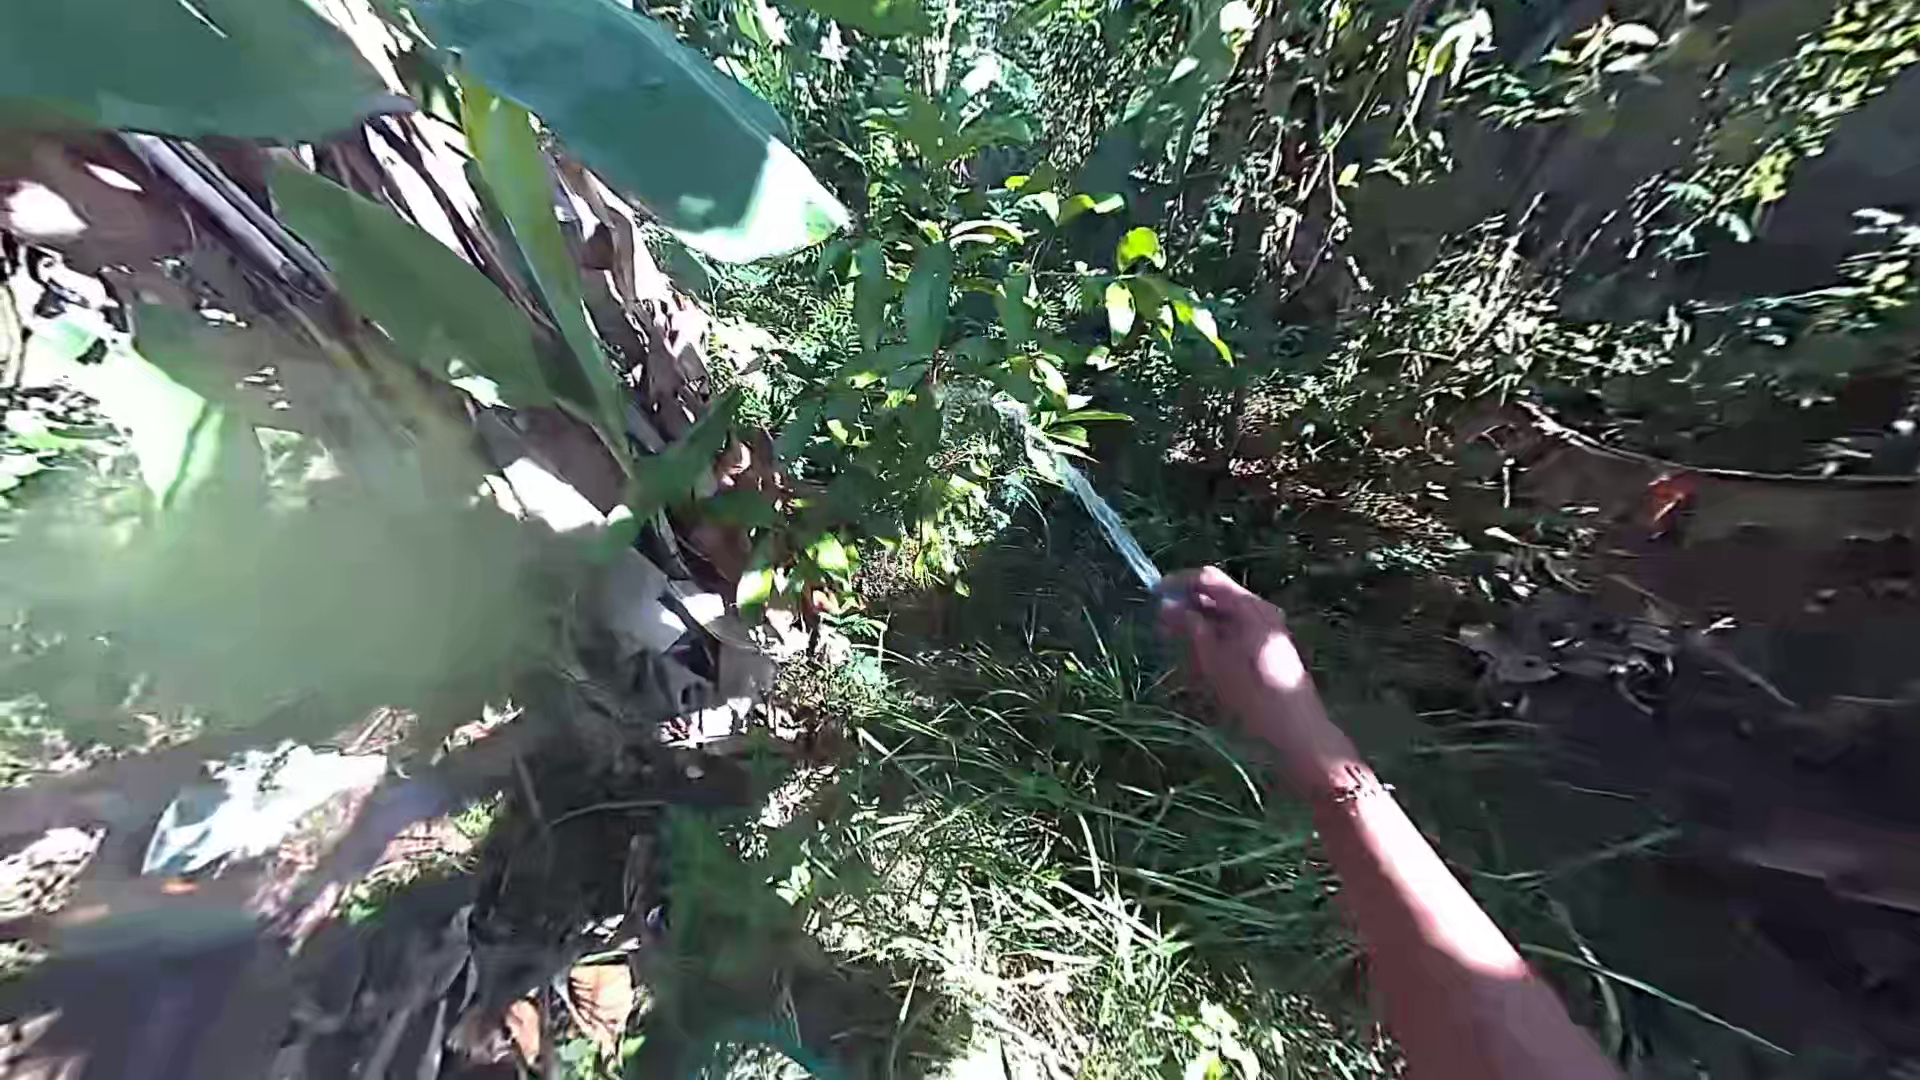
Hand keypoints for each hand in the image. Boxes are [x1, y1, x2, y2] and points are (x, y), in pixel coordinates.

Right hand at [1157, 567, 1354, 789]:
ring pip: (1222, 613)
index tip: (1153, 595)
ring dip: (1197, 621)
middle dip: (1186, 604)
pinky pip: (1232, 629)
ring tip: (1174, 639)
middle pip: (1216, 594)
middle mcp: (1260, 610)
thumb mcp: (1213, 657)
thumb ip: (1189, 626)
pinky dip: (1211, 635)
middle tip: (1161, 622)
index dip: (1178, 584)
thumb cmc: (1251, 692)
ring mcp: (1264, 628)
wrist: (1295, 730)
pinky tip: (1196, 653)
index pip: (1208, 579)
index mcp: (1250, 606)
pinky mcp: (1264, 646)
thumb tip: (1166, 605)